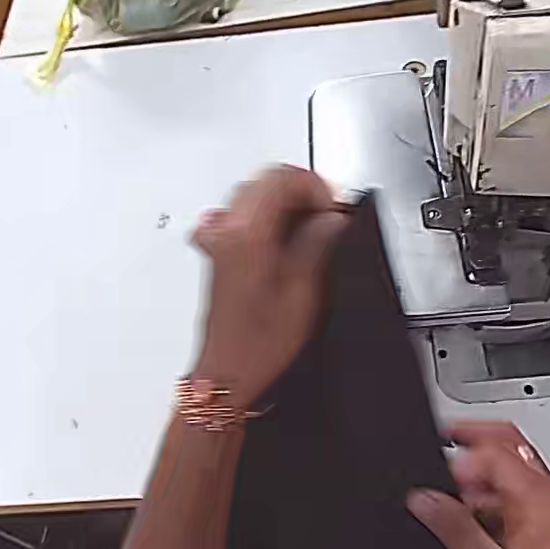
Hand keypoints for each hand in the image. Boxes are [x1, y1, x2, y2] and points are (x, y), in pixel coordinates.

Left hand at [190, 166, 347, 406]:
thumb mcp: (304, 291)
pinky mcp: (217, 249)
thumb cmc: (259, 342)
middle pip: (264, 180)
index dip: (315, 186)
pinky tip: (286, 237)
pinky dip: (267, 214)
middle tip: (327, 214)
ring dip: (284, 200)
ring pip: (252, 193)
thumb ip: (318, 244)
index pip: (281, 178)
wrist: (228, 370)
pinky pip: (242, 214)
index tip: (333, 207)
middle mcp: (225, 229)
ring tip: (312, 225)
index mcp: (247, 233)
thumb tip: (332, 220)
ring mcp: (217, 237)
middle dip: (301, 190)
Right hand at [406, 421, 549, 548]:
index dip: (465, 457)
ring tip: (448, 507)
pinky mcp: (549, 538)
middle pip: (513, 453)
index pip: (503, 453)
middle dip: (473, 451)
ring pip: (512, 478)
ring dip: (478, 483)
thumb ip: (456, 532)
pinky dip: (488, 506)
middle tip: (438, 455)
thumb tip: (424, 499)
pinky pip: (514, 505)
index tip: (435, 475)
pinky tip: (467, 528)